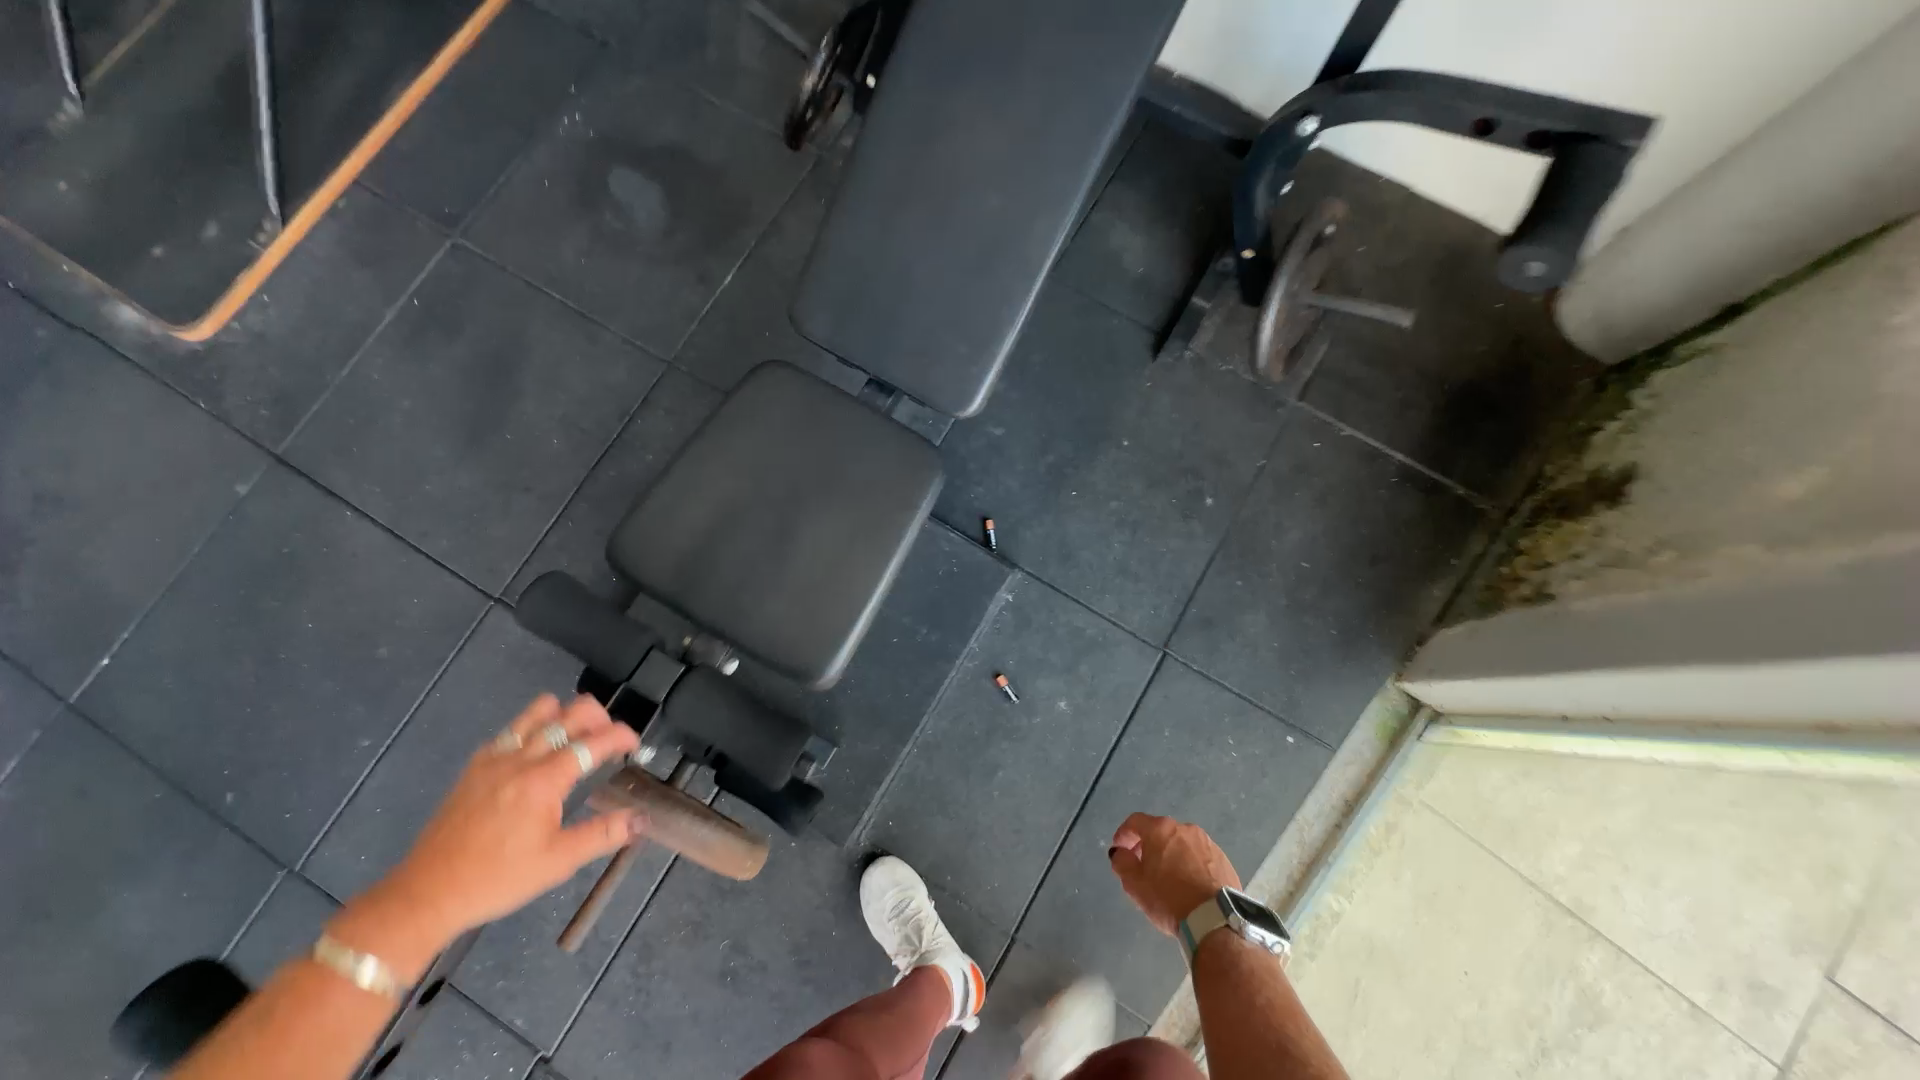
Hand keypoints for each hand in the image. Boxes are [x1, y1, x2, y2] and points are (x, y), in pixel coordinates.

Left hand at [328, 695, 642, 974]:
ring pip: (537, 712)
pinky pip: (510, 729)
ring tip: (577, 738)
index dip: (622, 736)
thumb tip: (641, 819)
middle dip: (598, 717)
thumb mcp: (558, 862)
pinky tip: (536, 754)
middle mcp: (520, 758)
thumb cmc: (498, 879)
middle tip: (609, 739)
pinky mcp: (474, 767)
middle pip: (568, 713)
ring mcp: (493, 758)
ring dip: (564, 715)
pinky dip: (533, 729)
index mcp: (544, 780)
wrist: (428, 893)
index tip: (635, 745)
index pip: (594, 741)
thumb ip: (603, 834)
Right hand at [1108, 812, 1241, 935]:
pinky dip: (1188, 863)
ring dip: (1169, 854)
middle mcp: (1184, 828)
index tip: (1119, 850)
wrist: (1215, 918)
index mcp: (1160, 830)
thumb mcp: (1135, 884)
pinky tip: (1187, 883)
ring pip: (1180, 843)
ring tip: (1166, 877)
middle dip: (1147, 845)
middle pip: (1159, 831)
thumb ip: (1122, 863)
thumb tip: (1120, 852)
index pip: (1135, 822)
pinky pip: (1198, 855)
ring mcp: (1206, 842)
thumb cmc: (1168, 898)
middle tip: (1141, 866)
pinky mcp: (1222, 858)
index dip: (1123, 834)